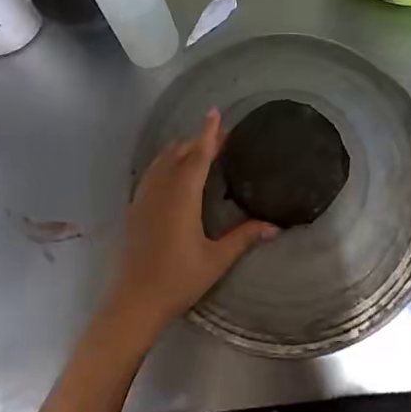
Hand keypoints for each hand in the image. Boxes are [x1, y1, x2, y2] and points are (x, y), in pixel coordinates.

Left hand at [109, 109, 278, 335]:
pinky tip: (175, 173)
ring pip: (163, 160)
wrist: (136, 300)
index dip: (208, 132)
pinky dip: (167, 163)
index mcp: (183, 196)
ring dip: (182, 150)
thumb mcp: (216, 259)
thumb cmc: (179, 279)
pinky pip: (152, 173)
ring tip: (201, 150)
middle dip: (199, 140)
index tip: (215, 112)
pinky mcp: (135, 207)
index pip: (198, 155)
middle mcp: (162, 188)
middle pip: (180, 152)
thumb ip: (244, 238)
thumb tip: (275, 226)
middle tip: (221, 137)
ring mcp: (145, 196)